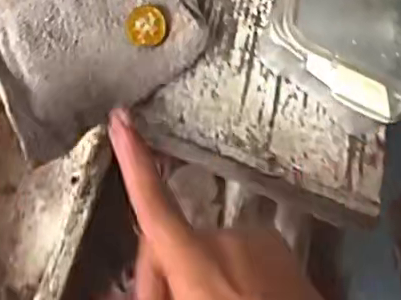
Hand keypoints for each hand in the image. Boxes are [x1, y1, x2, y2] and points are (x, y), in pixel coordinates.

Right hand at [109, 107, 323, 299]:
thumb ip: (154, 292)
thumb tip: (134, 282)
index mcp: (198, 263)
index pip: (153, 205)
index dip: (133, 161)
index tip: (121, 118)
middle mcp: (227, 239)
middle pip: (175, 243)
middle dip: (163, 275)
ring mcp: (256, 239)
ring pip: (207, 253)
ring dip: (199, 280)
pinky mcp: (278, 247)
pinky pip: (238, 253)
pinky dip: (229, 276)